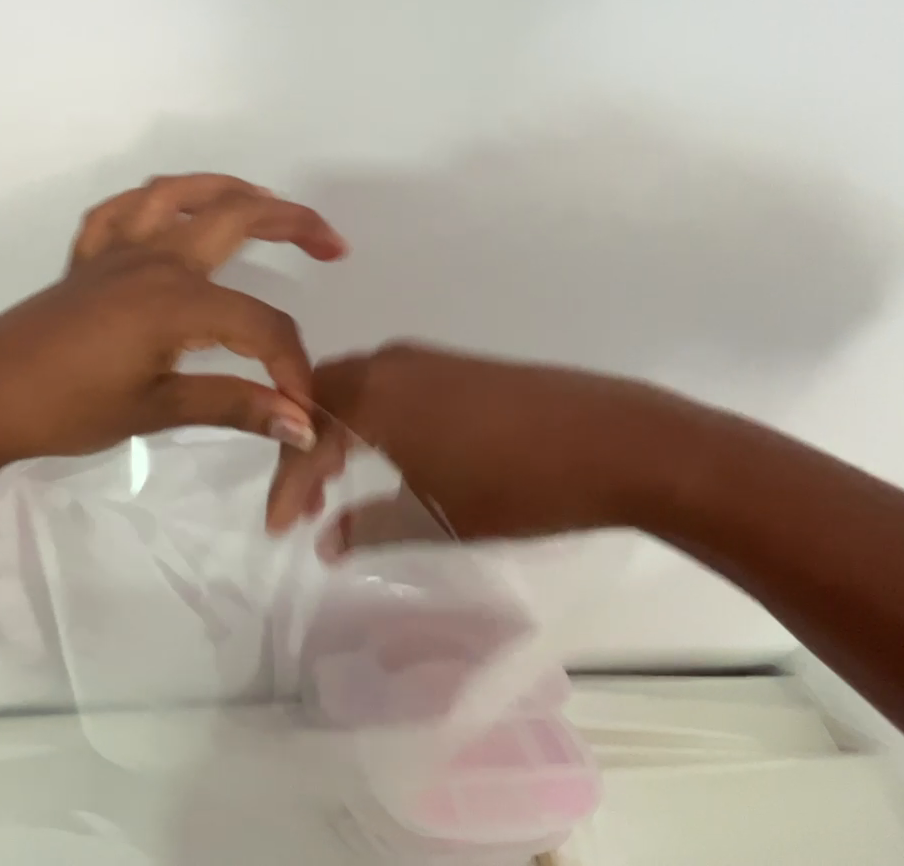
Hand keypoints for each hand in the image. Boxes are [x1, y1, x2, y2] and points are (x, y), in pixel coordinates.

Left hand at [0, 174, 346, 466]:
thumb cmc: (66, 410)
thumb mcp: (155, 411)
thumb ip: (232, 405)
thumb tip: (302, 425)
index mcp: (176, 300)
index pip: (260, 325)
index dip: (290, 366)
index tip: (300, 409)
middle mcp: (152, 260)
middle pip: (235, 217)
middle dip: (292, 223)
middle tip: (332, 245)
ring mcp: (114, 251)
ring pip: (178, 193)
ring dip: (228, 190)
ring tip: (263, 204)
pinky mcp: (85, 259)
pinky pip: (120, 211)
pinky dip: (152, 203)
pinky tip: (168, 216)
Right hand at [267, 343, 718, 549]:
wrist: (625, 445)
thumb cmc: (520, 487)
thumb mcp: (435, 519)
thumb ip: (369, 529)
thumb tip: (324, 542)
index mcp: (372, 397)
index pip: (304, 437)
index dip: (286, 484)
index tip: (278, 528)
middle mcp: (388, 365)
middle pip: (318, 398)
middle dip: (302, 448)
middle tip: (305, 499)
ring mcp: (425, 360)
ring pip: (352, 388)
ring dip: (335, 430)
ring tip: (339, 478)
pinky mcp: (456, 365)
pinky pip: (385, 385)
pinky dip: (368, 417)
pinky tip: (388, 452)